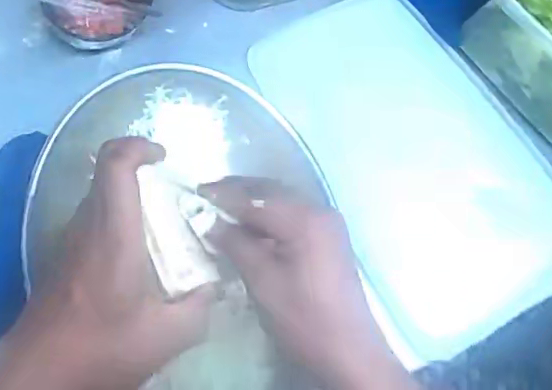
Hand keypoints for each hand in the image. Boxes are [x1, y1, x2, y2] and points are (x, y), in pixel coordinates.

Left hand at [0, 137, 210, 389]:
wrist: (43, 363)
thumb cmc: (102, 344)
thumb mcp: (163, 336)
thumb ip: (196, 307)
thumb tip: (213, 285)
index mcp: (113, 228)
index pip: (115, 162)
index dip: (137, 145)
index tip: (162, 155)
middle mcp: (89, 219)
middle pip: (106, 169)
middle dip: (138, 165)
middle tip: (169, 187)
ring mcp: (72, 231)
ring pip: (99, 190)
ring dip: (127, 190)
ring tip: (158, 219)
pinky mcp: (65, 247)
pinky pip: (93, 213)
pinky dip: (115, 212)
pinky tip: (135, 248)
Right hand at [200, 178, 412, 389]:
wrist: (355, 360)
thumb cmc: (306, 320)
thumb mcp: (262, 281)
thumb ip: (234, 243)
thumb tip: (207, 218)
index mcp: (303, 218)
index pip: (253, 198)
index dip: (222, 195)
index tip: (196, 192)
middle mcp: (318, 209)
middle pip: (268, 191)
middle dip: (236, 193)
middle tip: (207, 197)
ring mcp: (327, 222)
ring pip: (279, 200)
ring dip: (252, 203)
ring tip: (224, 209)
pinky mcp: (329, 236)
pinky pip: (291, 212)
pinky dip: (269, 215)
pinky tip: (251, 226)